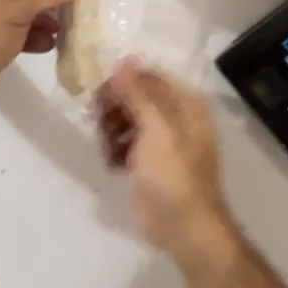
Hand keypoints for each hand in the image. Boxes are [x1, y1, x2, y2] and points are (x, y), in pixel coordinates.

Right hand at [97, 61, 234, 260]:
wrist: (183, 228)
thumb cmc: (174, 176)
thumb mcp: (157, 130)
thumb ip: (139, 93)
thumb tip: (124, 59)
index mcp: (186, 104)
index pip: (149, 76)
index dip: (124, 80)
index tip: (100, 92)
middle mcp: (176, 116)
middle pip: (135, 95)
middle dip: (114, 106)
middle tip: (101, 122)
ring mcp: (161, 140)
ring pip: (126, 117)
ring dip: (110, 128)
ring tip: (107, 147)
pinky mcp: (147, 161)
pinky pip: (124, 140)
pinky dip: (114, 147)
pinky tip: (111, 162)